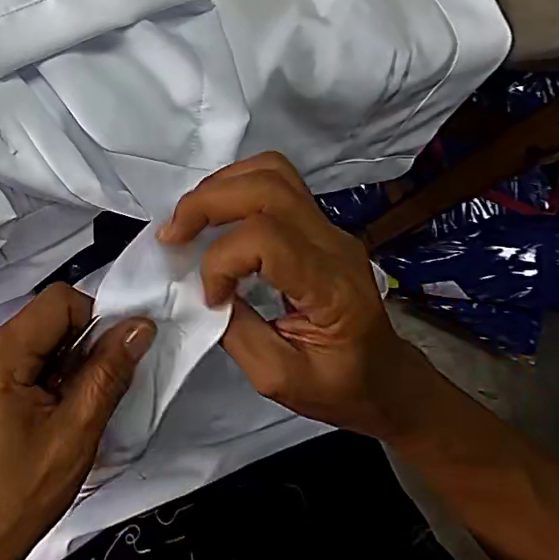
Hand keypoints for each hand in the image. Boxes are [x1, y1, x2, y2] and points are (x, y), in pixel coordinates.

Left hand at [0, 284, 155, 559]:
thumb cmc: (21, 493)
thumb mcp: (77, 430)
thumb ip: (110, 371)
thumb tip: (141, 326)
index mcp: (0, 352)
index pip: (63, 301)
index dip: (97, 322)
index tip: (110, 362)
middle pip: (56, 315)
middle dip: (87, 344)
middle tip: (94, 391)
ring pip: (51, 336)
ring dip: (75, 362)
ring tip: (76, 407)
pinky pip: (38, 356)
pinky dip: (60, 374)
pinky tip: (61, 411)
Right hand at [159, 152, 445, 441]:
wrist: (385, 377)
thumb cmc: (339, 386)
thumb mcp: (280, 378)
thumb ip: (236, 332)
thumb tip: (200, 291)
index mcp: (331, 286)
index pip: (268, 238)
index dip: (222, 261)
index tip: (213, 298)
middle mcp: (335, 243)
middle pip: (269, 187)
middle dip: (209, 201)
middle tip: (173, 235)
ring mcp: (332, 228)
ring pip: (275, 172)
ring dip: (223, 187)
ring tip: (191, 220)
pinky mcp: (323, 226)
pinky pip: (279, 185)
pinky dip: (237, 189)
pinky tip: (217, 217)